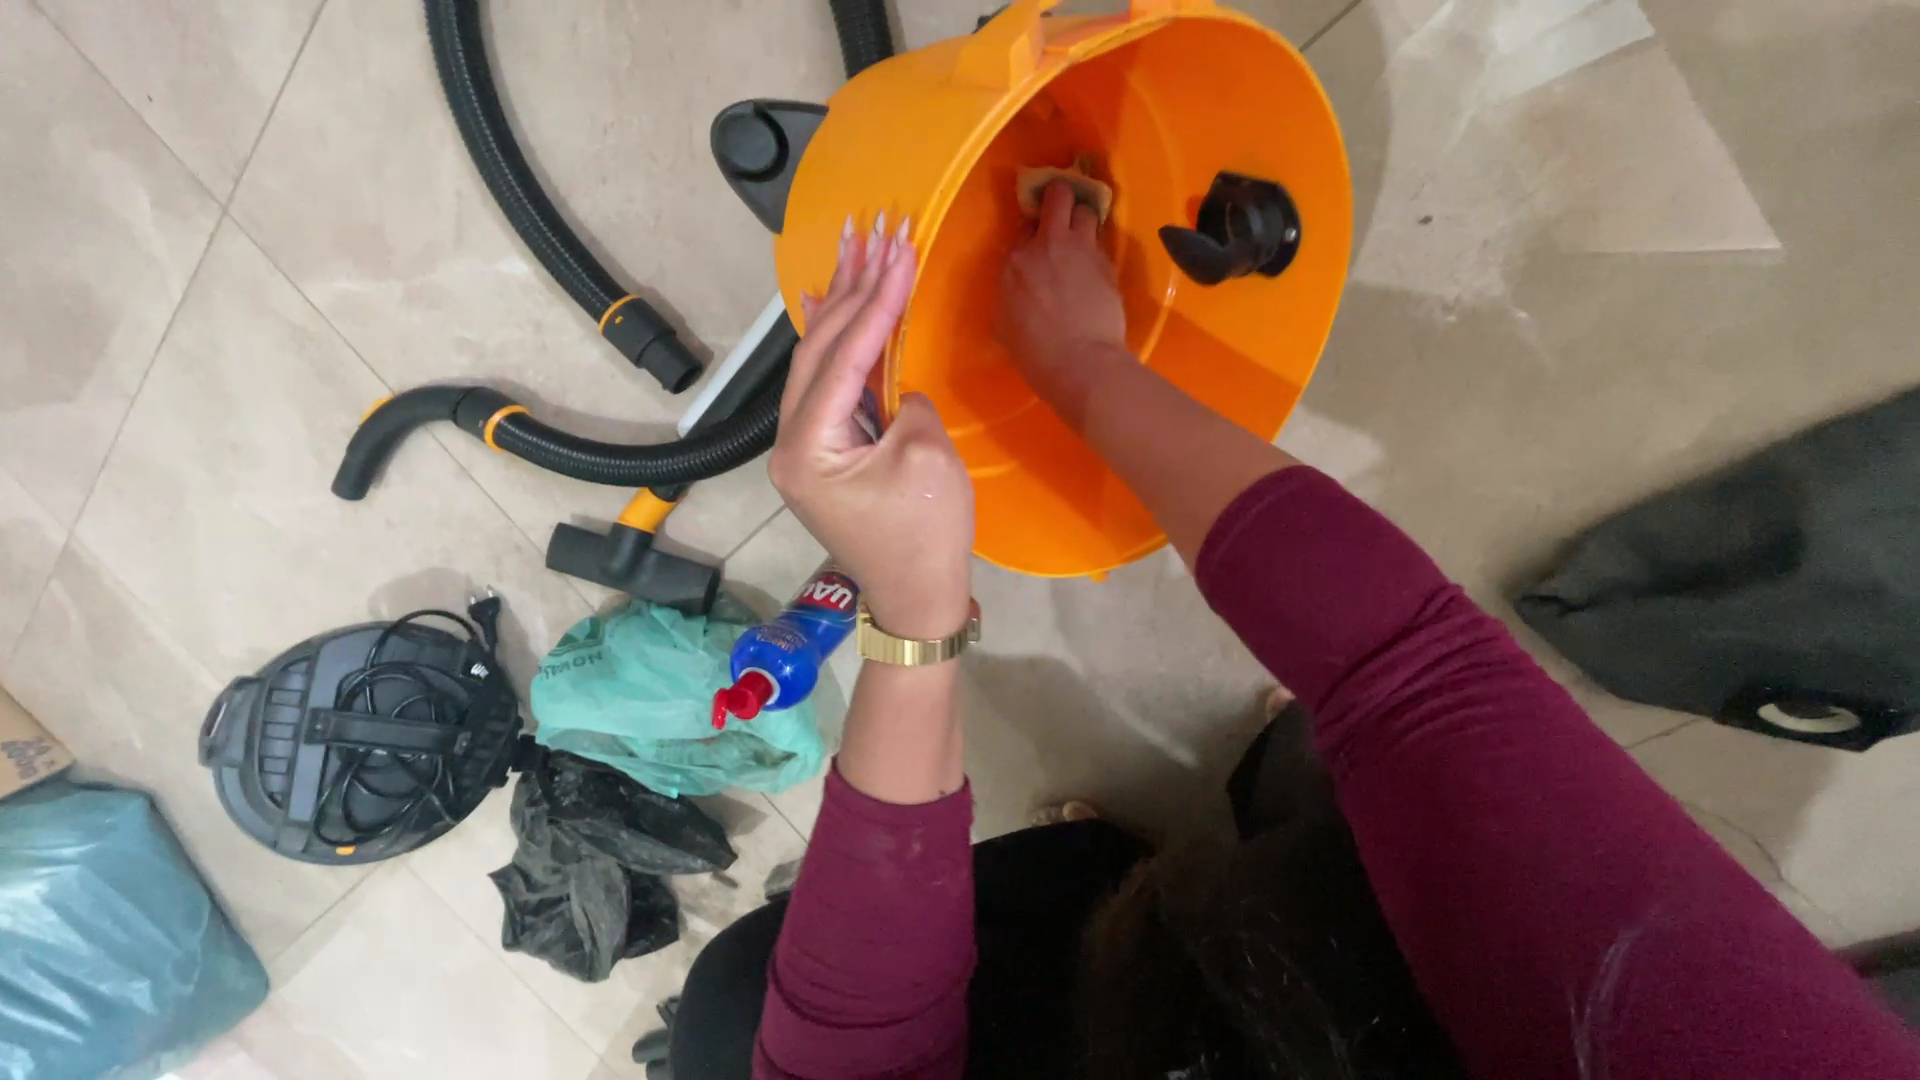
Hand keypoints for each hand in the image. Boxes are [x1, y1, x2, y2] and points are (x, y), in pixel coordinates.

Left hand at [770, 214, 974, 639]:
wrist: (916, 597)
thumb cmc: (926, 537)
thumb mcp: (926, 459)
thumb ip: (903, 403)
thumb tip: (892, 384)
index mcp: (808, 448)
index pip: (842, 357)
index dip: (874, 300)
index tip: (898, 246)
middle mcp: (791, 443)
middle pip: (819, 350)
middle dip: (850, 287)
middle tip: (874, 227)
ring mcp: (802, 449)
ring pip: (818, 363)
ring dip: (841, 307)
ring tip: (856, 248)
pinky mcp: (822, 453)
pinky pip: (823, 388)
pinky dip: (832, 344)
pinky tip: (822, 301)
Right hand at [998, 181, 1132, 424]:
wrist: (1079, 361)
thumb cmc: (1034, 352)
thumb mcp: (1003, 323)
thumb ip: (1010, 292)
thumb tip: (1017, 285)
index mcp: (1016, 260)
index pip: (1024, 226)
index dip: (1031, 232)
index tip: (1034, 244)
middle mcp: (1049, 244)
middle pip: (1059, 196)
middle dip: (1060, 197)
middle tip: (1060, 213)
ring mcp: (1083, 250)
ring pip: (1087, 211)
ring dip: (1083, 219)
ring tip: (1081, 238)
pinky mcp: (1108, 264)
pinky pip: (1102, 244)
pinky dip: (1096, 250)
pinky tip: (1094, 270)